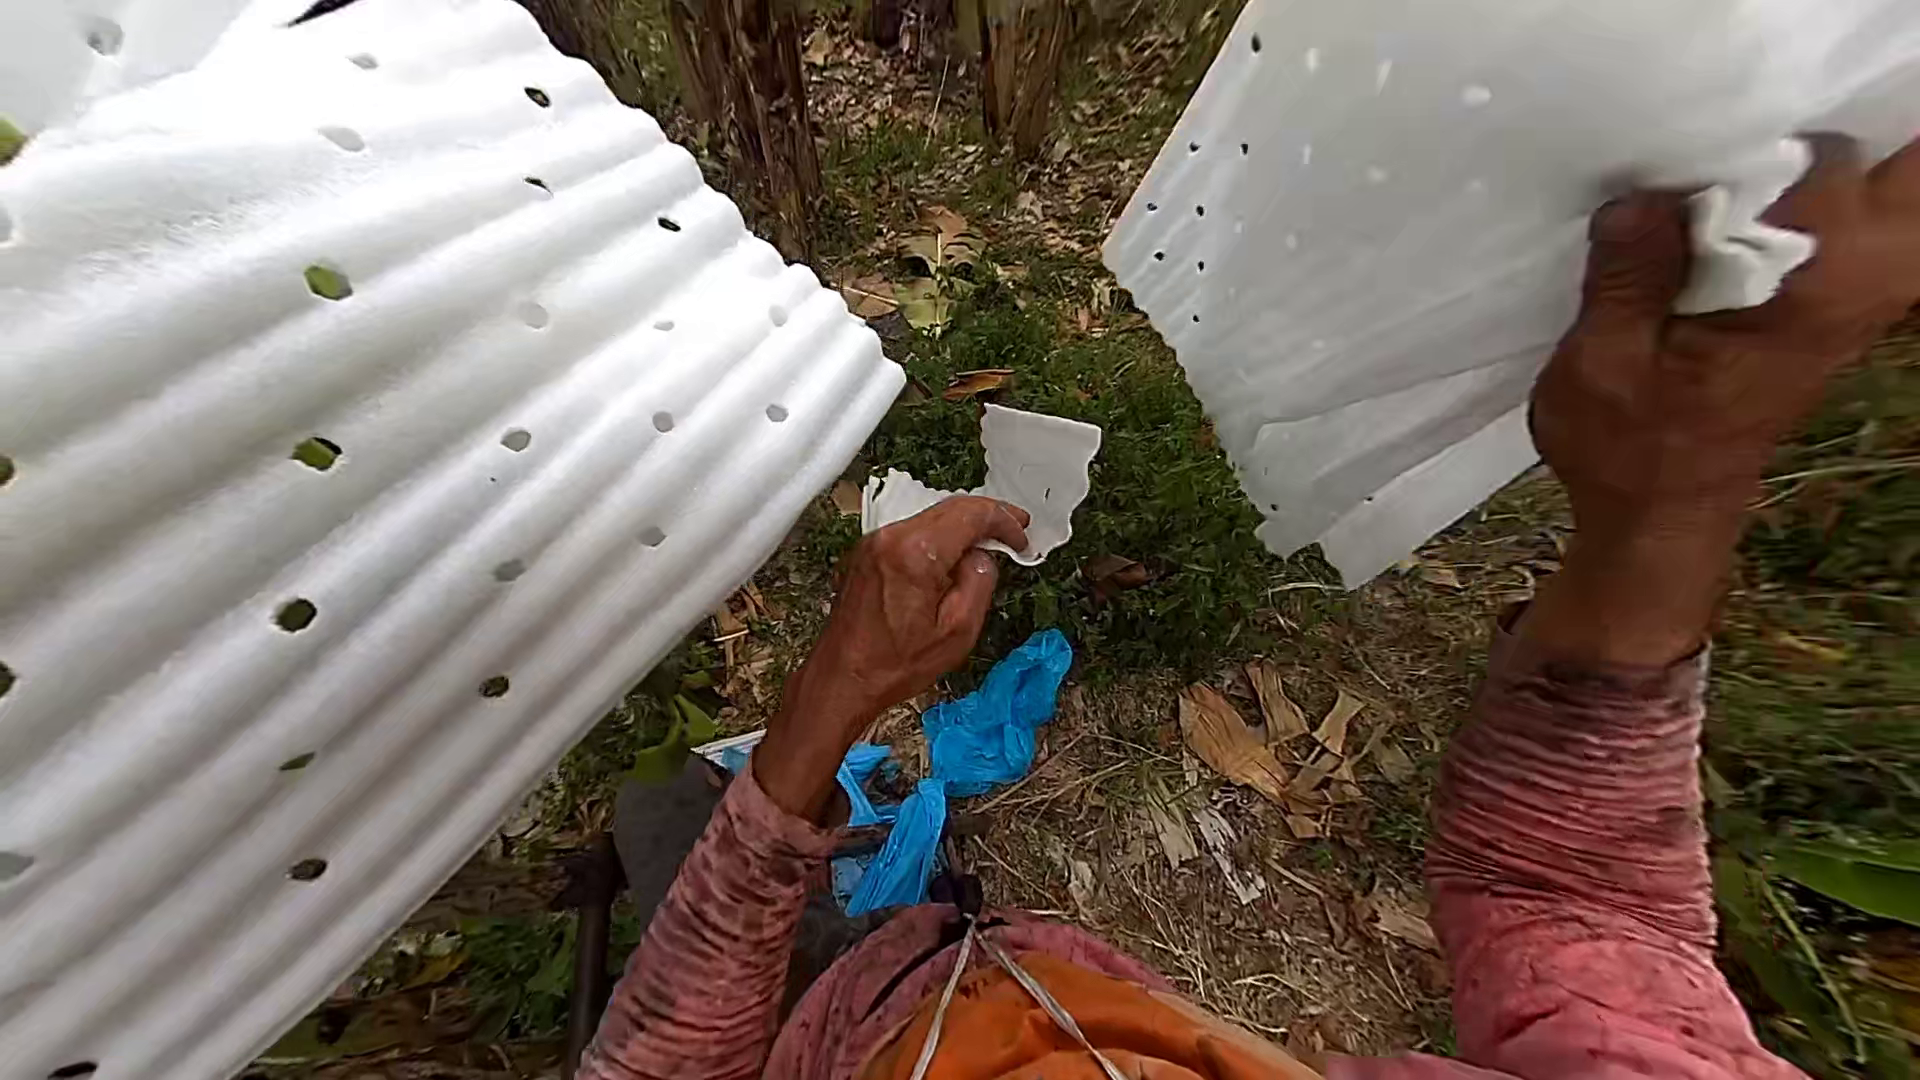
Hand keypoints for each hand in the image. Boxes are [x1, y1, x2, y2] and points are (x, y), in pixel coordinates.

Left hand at [754, 496, 1028, 820]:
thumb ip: (980, 583)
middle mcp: (891, 538)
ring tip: (989, 545)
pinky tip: (954, 556)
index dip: (1004, 521)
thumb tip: (983, 557)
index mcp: (916, 553)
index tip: (1021, 538)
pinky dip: (939, 536)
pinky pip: (913, 531)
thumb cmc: (894, 664)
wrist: (842, 677)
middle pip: (951, 507)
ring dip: (963, 526)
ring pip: (931, 516)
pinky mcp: (867, 552)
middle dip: (988, 516)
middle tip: (1015, 529)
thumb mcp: (958, 632)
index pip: (971, 514)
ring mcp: (875, 542)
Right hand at [1523, 134, 1919, 665]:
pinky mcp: (1850, 291)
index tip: (1654, 171)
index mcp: (1822, 286)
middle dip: (1781, 151)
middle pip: (1876, 152)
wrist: (1663, 501)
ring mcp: (1878, 278)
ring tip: (1690, 197)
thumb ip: (1628, 277)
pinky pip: (1849, 210)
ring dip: (1785, 175)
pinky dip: (1790, 201)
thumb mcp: (1598, 365)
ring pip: (1875, 174)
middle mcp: (1884, 268)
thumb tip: (1639, 195)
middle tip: (1683, 176)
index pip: (1810, 164)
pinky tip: (1711, 222)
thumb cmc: (1623, 443)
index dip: (1728, 156)